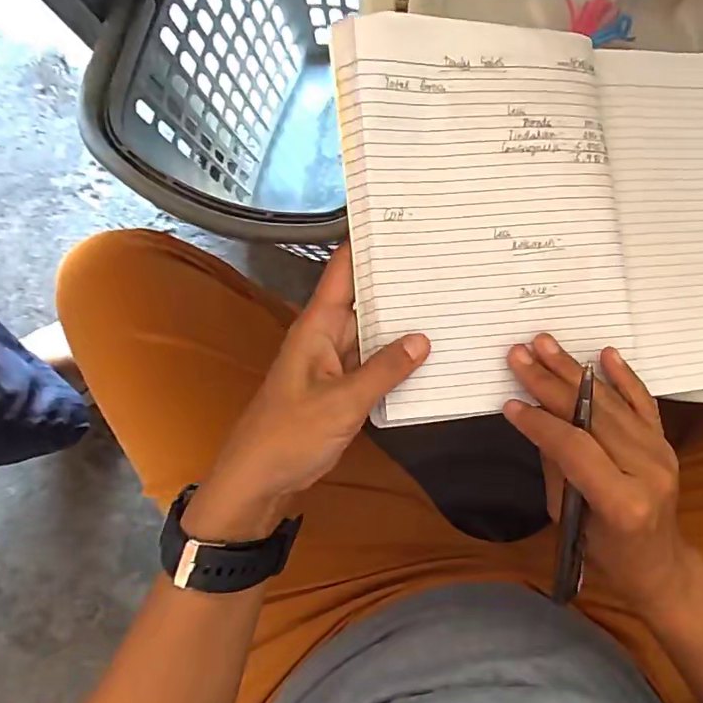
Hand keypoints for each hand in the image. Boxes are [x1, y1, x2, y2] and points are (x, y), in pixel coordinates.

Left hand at [190, 247, 428, 540]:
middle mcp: (326, 336)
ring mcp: (334, 362)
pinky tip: (426, 353)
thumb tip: (423, 339)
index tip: (402, 222)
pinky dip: (395, 357)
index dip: (366, 243)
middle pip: (363, 298)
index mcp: (316, 326)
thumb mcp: (341, 403)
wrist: (258, 480)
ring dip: (400, 321)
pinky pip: (372, 362)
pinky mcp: (340, 386)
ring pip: (371, 332)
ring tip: (445, 300)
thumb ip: (384, 370)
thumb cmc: (290, 435)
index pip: (342, 270)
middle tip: (444, 263)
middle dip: (397, 282)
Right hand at [503, 335, 702, 618]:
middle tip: (520, 355)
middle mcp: (647, 469)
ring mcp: (661, 452)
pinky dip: (624, 376)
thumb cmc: (607, 553)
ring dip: (573, 370)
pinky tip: (605, 353)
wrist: (660, 564)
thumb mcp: (569, 518)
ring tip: (545, 344)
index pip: (575, 447)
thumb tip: (537, 416)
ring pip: (612, 402)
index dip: (540, 422)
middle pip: (593, 415)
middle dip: (550, 382)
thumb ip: (557, 465)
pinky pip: (643, 401)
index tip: (510, 402)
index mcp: (623, 501)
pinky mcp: (665, 442)